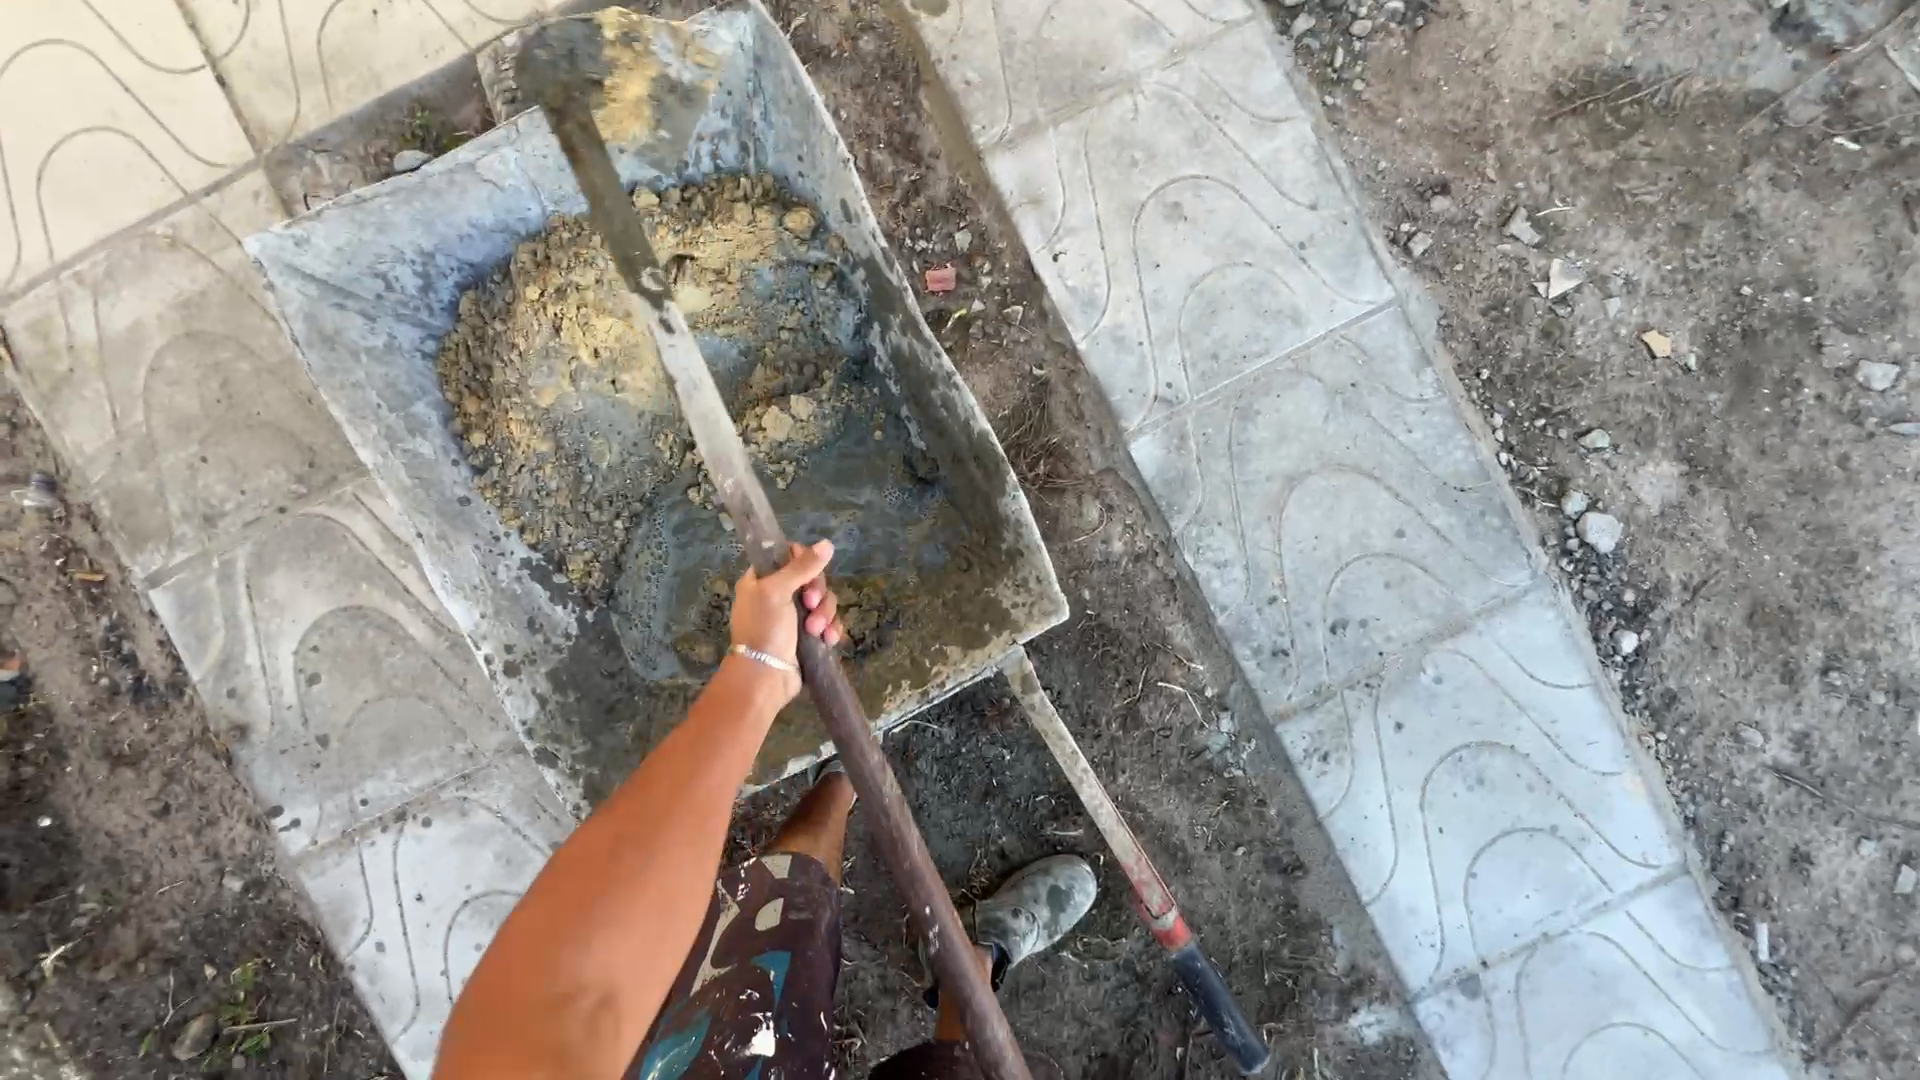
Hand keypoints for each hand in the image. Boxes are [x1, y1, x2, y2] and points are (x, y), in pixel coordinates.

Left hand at [729, 541, 842, 695]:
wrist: (765, 676)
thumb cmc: (763, 629)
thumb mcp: (777, 591)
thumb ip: (802, 566)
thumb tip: (828, 544)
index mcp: (762, 580)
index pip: (789, 556)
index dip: (804, 562)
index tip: (808, 572)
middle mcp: (778, 595)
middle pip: (813, 579)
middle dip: (817, 594)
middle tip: (810, 606)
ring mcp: (795, 616)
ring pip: (824, 601)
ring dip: (824, 615)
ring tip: (815, 631)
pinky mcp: (810, 635)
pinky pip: (830, 622)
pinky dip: (831, 629)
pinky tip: (828, 640)